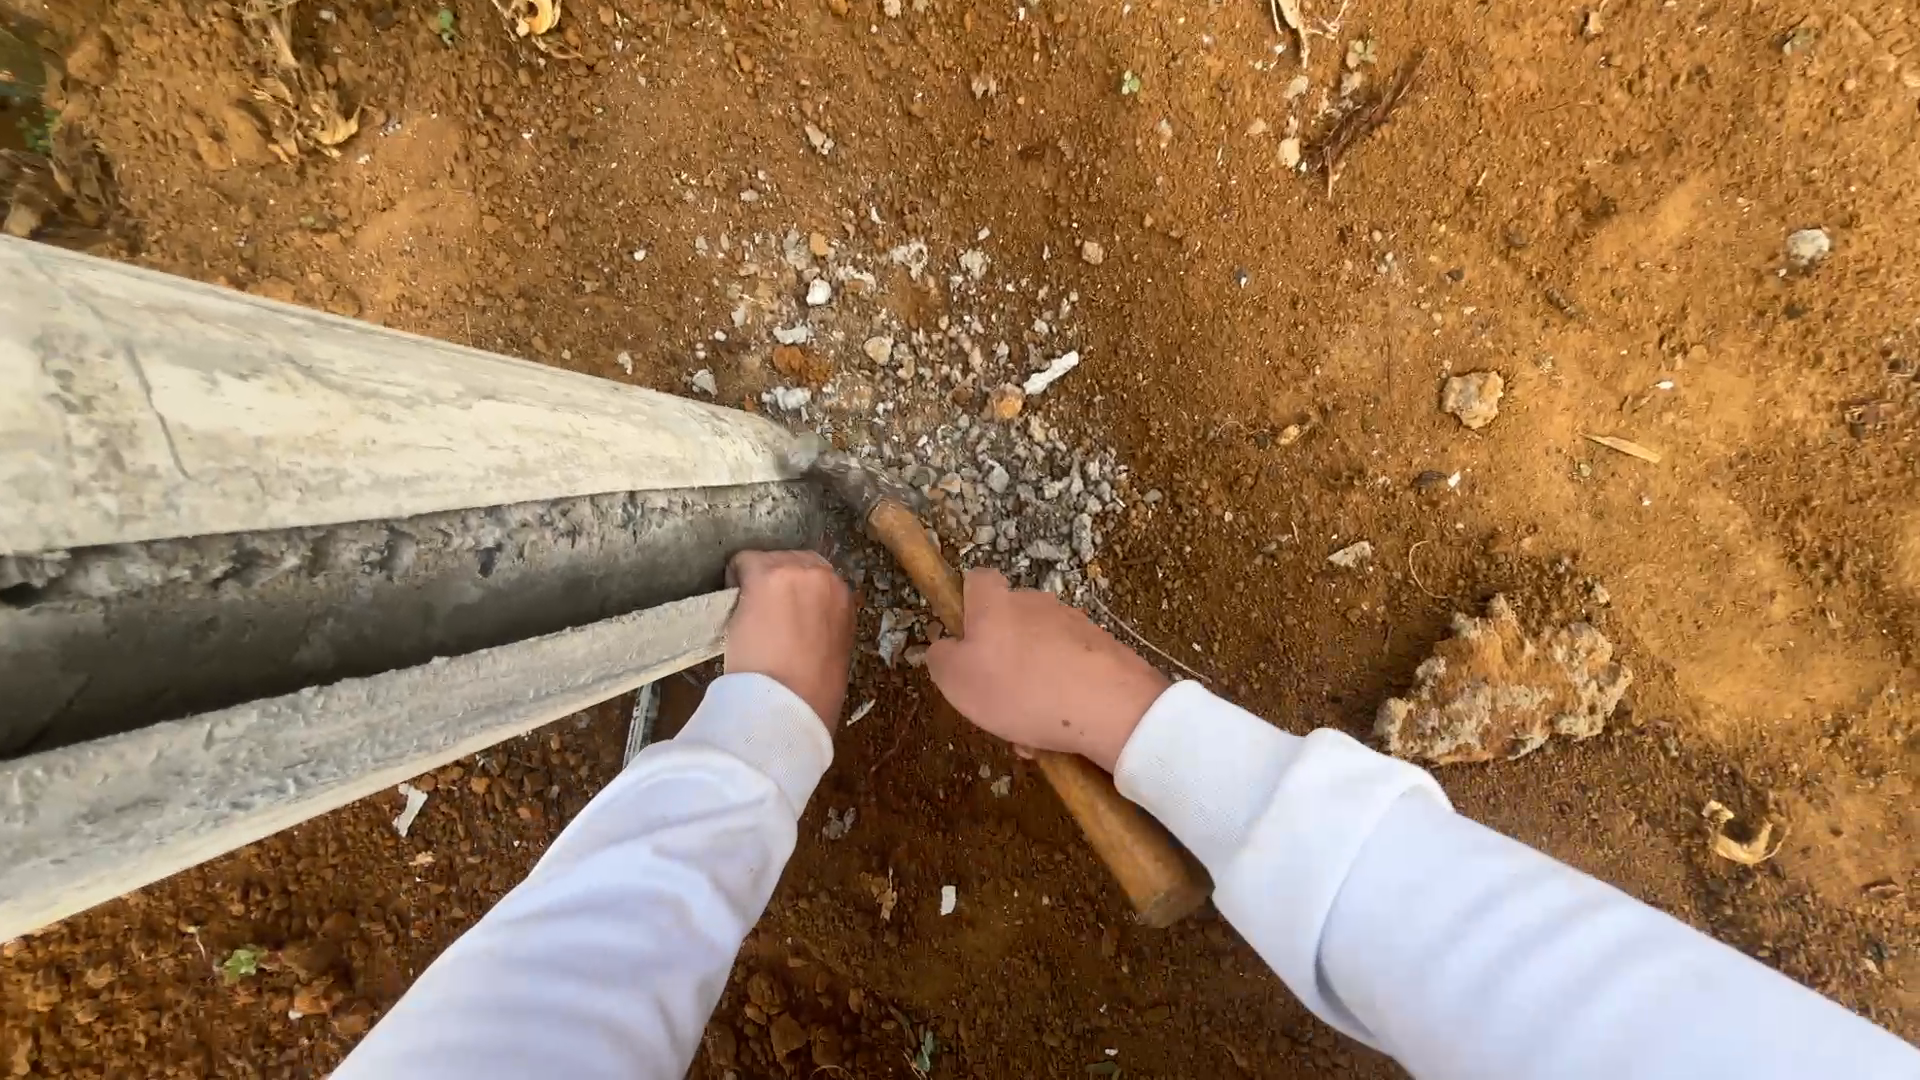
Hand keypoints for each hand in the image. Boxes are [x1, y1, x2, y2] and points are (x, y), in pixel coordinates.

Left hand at [725, 550, 854, 728]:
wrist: (788, 703)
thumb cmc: (813, 691)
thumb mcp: (834, 651)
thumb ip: (824, 624)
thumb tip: (802, 619)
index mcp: (845, 598)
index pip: (816, 578)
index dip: (796, 595)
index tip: (784, 616)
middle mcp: (825, 577)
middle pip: (792, 562)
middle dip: (778, 583)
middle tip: (765, 616)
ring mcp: (795, 572)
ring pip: (767, 560)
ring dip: (756, 581)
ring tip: (748, 615)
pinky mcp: (765, 575)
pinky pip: (741, 562)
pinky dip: (733, 579)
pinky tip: (732, 608)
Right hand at [925, 570, 1169, 771]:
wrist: (1109, 706)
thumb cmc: (1019, 687)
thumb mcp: (955, 679)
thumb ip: (940, 656)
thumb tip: (945, 646)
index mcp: (996, 602)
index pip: (976, 580)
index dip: (965, 605)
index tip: (963, 638)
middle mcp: (1036, 603)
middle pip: (1008, 624)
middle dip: (1000, 660)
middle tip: (994, 700)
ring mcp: (1073, 624)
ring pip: (1038, 654)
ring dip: (1029, 685)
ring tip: (1027, 729)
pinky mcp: (1101, 649)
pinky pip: (1067, 671)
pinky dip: (1059, 696)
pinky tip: (1057, 730)